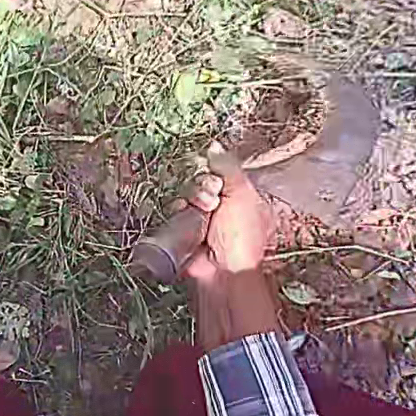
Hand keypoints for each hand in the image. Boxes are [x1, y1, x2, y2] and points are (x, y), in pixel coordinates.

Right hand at [181, 142, 276, 285]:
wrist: (222, 270)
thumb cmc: (240, 233)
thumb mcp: (242, 194)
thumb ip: (228, 167)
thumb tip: (212, 145)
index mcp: (240, 195)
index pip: (219, 170)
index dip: (216, 172)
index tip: (219, 182)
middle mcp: (220, 205)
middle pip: (200, 180)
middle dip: (203, 188)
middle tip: (212, 202)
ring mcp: (201, 218)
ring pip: (185, 194)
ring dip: (191, 201)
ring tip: (202, 214)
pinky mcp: (183, 229)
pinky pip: (173, 211)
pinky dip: (177, 212)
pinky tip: (185, 219)